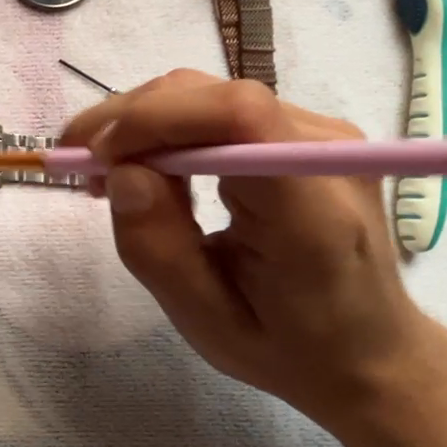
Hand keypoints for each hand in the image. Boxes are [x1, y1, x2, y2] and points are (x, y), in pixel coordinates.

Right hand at [61, 69, 446, 419]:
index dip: (153, 120)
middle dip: (128, 119)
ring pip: (205, 94)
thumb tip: (121, 173)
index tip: (96, 161)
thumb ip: (157, 249)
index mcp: (309, 209)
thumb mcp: (205, 320)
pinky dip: (163, 128)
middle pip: (210, 95)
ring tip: (102, 172)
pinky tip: (141, 165)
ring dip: (139, 122)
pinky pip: (215, 110)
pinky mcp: (301, 134)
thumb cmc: (286, 346)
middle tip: (76, 167)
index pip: (237, 116)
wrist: (370, 351)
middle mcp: (324, 152)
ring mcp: (318, 136)